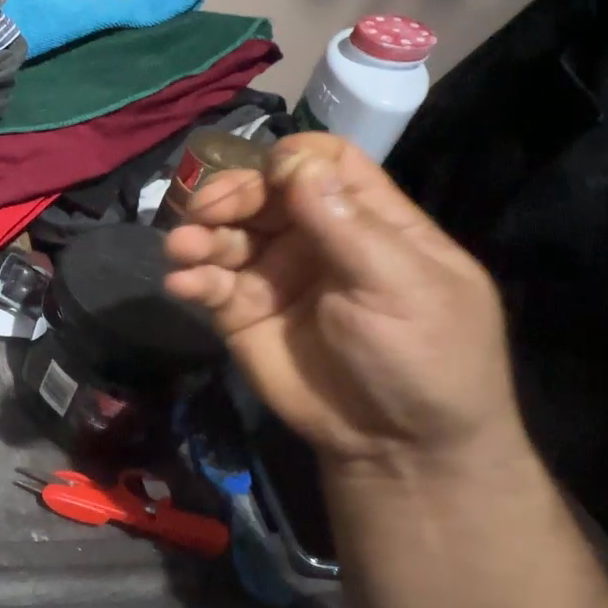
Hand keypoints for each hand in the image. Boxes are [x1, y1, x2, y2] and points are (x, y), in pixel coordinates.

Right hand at [162, 133, 523, 473]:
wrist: (396, 446)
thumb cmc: (424, 359)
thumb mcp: (401, 288)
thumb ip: (347, 225)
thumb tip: (294, 163)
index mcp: (366, 223)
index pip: (323, 163)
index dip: (291, 161)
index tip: (267, 178)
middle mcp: (312, 238)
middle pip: (259, 191)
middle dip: (228, 195)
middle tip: (206, 213)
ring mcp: (271, 273)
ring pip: (223, 231)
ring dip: (196, 233)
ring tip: (183, 251)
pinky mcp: (237, 310)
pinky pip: (204, 280)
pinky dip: (187, 277)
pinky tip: (184, 285)